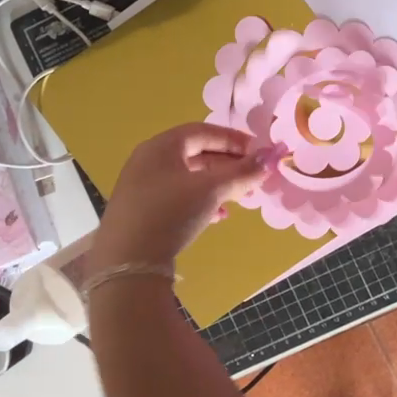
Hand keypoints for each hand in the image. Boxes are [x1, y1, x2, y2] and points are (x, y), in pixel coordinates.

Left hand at [91, 124, 268, 268]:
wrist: (126, 265)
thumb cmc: (171, 213)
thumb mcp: (212, 190)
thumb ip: (243, 172)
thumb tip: (270, 158)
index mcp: (162, 146)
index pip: (204, 131)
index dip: (234, 139)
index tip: (258, 151)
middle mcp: (148, 160)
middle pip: (196, 153)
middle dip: (228, 164)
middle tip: (252, 176)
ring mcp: (141, 186)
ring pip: (188, 176)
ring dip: (217, 184)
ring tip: (239, 198)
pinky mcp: (139, 211)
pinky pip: (176, 195)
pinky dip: (200, 200)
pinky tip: (218, 217)